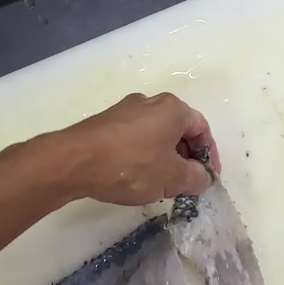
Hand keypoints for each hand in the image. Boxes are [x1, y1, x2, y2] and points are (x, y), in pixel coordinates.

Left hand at [39, 93, 217, 205]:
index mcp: (173, 108)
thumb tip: (202, 177)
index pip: (202, 129)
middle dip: (186, 157)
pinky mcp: (107, 122)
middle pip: (179, 129)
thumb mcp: (172, 178)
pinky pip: (136, 137)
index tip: (207, 178)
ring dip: (165, 157)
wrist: (74, 161)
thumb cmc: (131, 165)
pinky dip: (144, 154)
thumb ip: (196, 178)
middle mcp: (151, 101)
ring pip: (156, 133)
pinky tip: (136, 175)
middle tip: (186, 182)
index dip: (209, 155)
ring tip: (161, 183)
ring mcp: (126, 110)